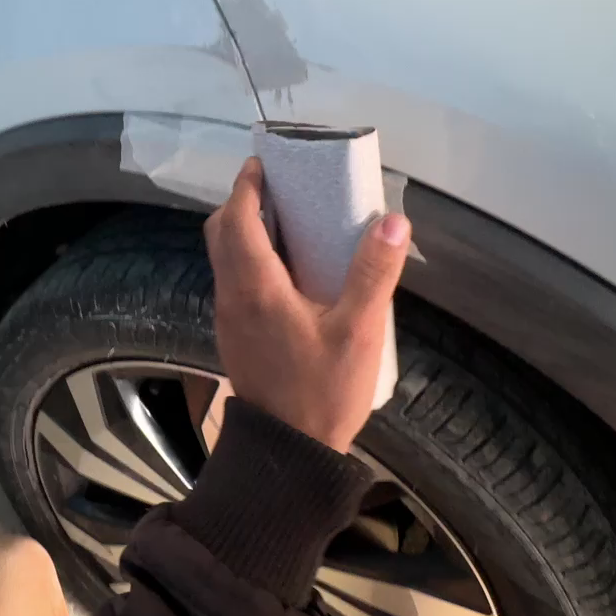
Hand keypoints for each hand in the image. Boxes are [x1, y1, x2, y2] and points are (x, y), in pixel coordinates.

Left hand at [204, 157, 410, 451]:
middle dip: (243, 203)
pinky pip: (234, 280)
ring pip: (225, 257)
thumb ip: (373, 274)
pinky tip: (288, 268)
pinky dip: (250, 258)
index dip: (245, 186)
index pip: (236, 219)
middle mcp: (231, 294)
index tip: (263, 163)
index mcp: (255, 286)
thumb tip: (393, 220)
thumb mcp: (359, 332)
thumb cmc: (322, 390)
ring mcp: (228, 316)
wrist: (287, 451)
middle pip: (222, 233)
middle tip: (280, 189)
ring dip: (245, 231)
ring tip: (289, 221)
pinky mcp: (235, 332)